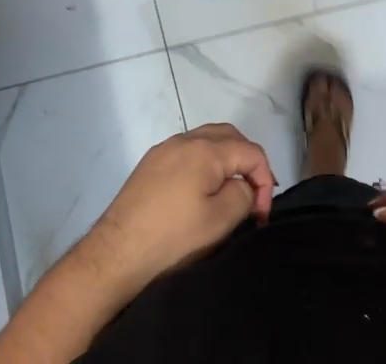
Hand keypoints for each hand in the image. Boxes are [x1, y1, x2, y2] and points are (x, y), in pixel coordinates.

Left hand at [75, 124, 275, 293]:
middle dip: (247, 161)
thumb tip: (244, 185)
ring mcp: (163, 149)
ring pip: (206, 140)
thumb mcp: (220, 219)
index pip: (250, 150)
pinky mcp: (151, 163)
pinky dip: (204, 163)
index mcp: (204, 149)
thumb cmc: (174, 235)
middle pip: (228, 136)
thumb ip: (244, 194)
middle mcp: (183, 140)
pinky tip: (203, 190)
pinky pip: (187, 152)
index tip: (261, 213)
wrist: (120, 249)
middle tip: (254, 195)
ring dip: (226, 161)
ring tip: (232, 193)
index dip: (265, 179)